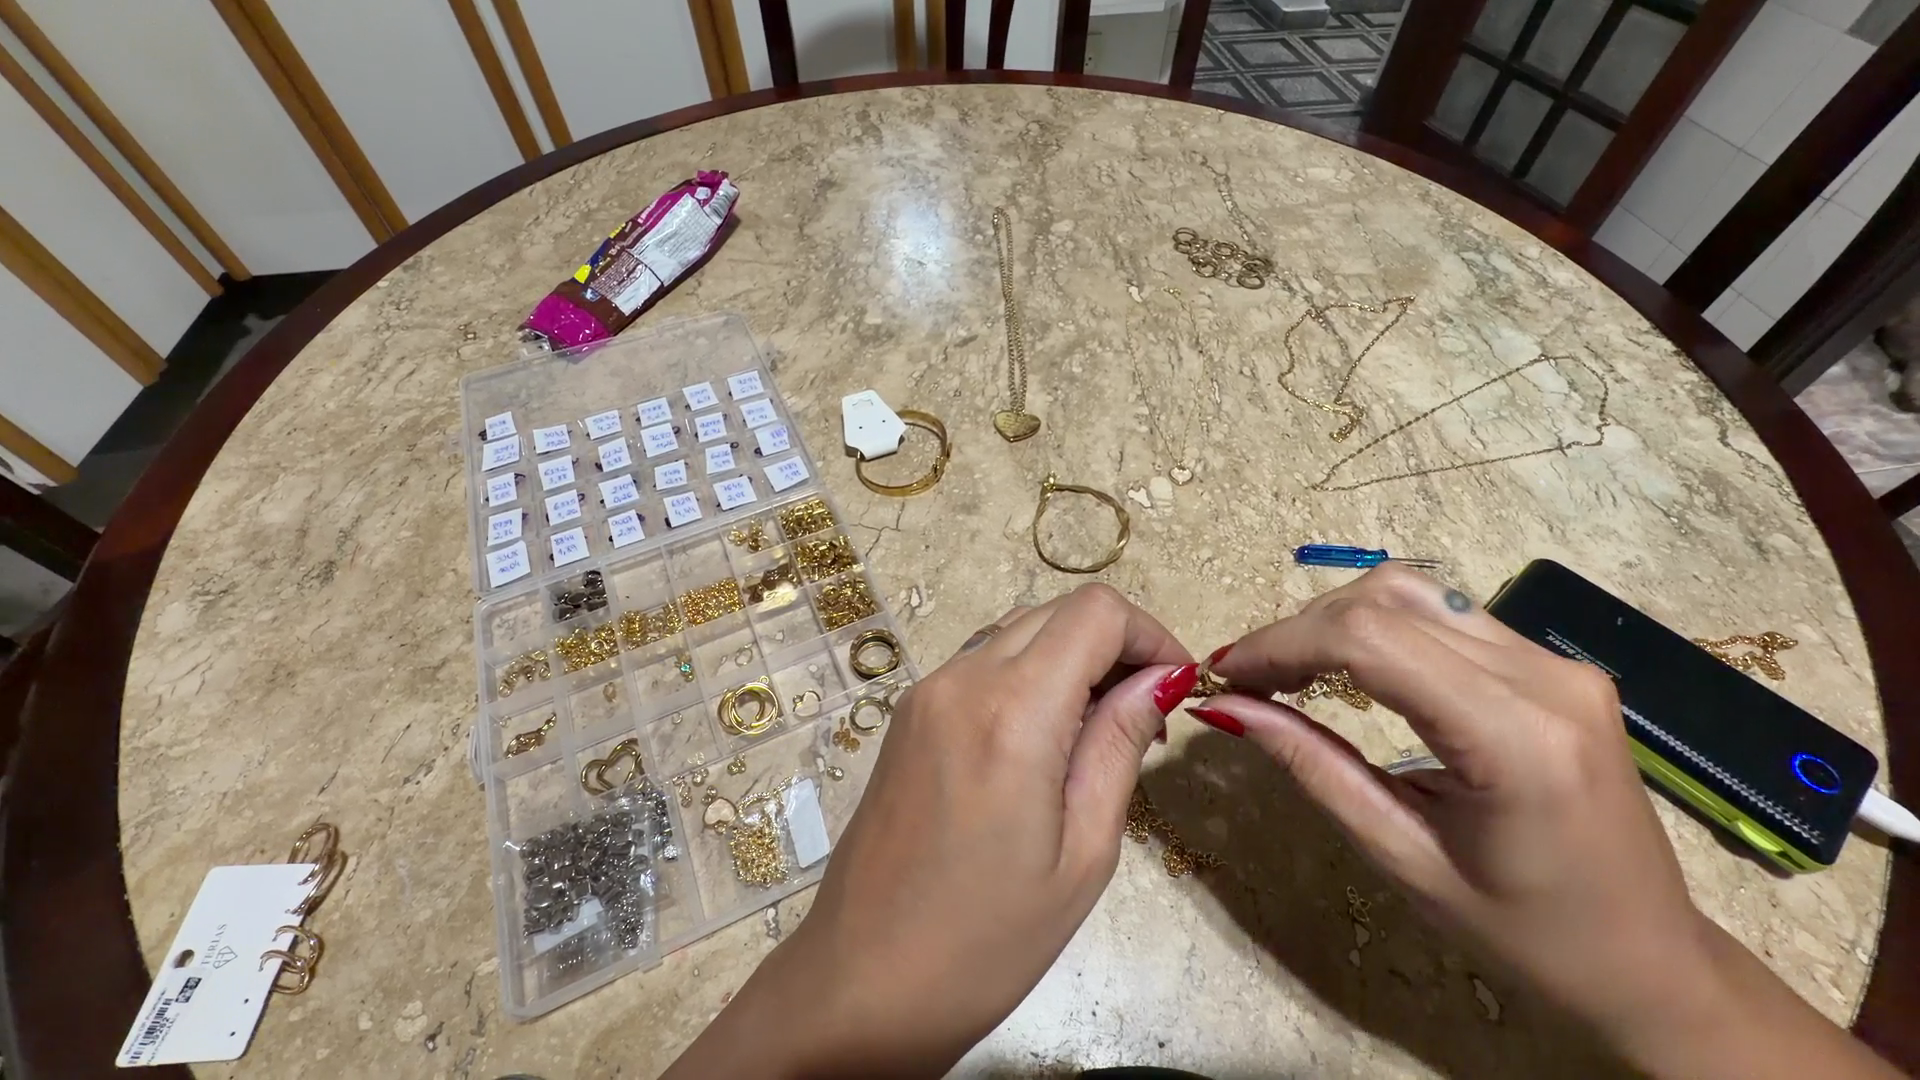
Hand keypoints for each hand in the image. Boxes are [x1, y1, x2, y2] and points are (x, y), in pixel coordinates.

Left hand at [665, 584, 1196, 1079]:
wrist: (861, 982)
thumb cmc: (987, 941)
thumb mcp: (1083, 852)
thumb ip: (1120, 744)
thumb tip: (1161, 679)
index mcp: (1011, 711)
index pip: (1095, 612)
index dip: (1150, 634)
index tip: (1177, 686)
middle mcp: (960, 680)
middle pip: (1056, 612)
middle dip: (1114, 644)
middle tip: (1146, 714)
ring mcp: (925, 693)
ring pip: (1017, 631)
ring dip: (1070, 657)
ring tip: (1099, 730)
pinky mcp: (907, 715)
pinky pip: (982, 664)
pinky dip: (1027, 675)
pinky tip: (1044, 737)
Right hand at [1188, 564, 1898, 1079]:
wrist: (1654, 961)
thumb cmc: (1525, 934)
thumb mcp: (1401, 856)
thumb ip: (1312, 765)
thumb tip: (1226, 707)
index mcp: (1515, 736)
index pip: (1371, 638)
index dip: (1282, 643)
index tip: (1226, 674)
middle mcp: (1545, 676)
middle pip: (1388, 600)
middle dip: (1299, 630)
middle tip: (1248, 678)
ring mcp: (1557, 662)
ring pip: (1415, 593)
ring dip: (1335, 621)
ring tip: (1288, 670)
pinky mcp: (1554, 664)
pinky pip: (1445, 615)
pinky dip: (1376, 628)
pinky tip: (1346, 666)